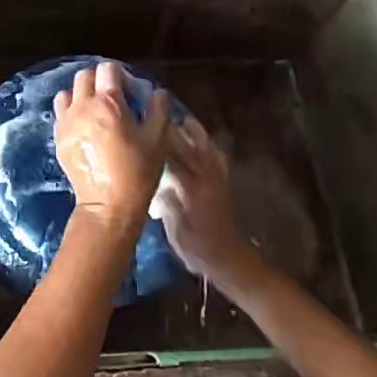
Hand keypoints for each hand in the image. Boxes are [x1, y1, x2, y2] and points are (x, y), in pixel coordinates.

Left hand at [52, 62, 170, 231]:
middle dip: (100, 80)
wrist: (107, 206)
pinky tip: (85, 127)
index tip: (130, 90)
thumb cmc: (137, 172)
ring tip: (95, 111)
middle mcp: (82, 108)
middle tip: (114, 98)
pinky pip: (61, 113)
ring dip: (81, 95)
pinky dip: (71, 112)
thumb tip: (157, 93)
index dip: (120, 75)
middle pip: (85, 76)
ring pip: (68, 92)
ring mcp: (66, 123)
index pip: (107, 69)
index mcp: (107, 104)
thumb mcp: (158, 139)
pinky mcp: (58, 138)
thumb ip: (159, 109)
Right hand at [159, 117, 269, 294]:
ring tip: (184, 121)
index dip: (158, 143)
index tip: (144, 129)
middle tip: (161, 116)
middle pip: (190, 148)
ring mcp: (219, 180)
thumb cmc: (199, 250)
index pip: (172, 159)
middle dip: (175, 131)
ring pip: (208, 148)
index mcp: (192, 189)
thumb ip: (167, 203)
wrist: (231, 260)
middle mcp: (207, 179)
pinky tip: (205, 143)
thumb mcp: (176, 230)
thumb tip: (155, 181)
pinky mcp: (226, 184)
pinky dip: (211, 147)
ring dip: (196, 134)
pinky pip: (219, 158)